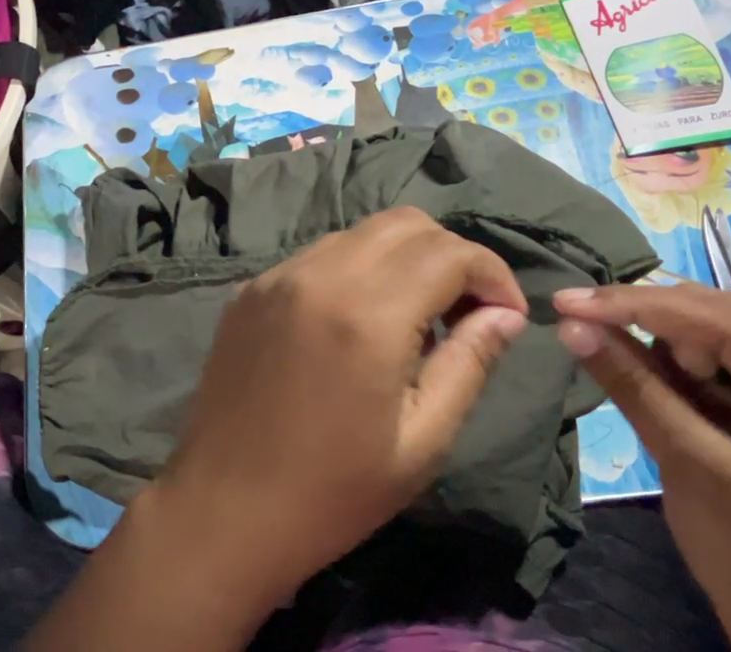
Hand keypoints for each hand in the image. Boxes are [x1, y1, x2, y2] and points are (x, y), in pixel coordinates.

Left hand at [26, 208, 531, 651]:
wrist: (223, 508)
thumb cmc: (333, 492)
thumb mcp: (421, 441)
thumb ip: (468, 364)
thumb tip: (505, 314)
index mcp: (366, 314)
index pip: (449, 252)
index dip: (493, 275)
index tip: (506, 317)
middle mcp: (318, 275)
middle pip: (405, 223)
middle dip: (450, 256)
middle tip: (464, 313)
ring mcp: (275, 277)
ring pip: (358, 233)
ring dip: (401, 259)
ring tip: (413, 320)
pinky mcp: (248, 290)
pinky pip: (317, 255)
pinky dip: (354, 270)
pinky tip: (356, 323)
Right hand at [555, 283, 730, 651]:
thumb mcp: (694, 472)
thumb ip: (637, 390)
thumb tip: (570, 324)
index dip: (640, 306)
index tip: (567, 301)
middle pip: (728, 315)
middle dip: (649, 321)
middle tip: (577, 325)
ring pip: (721, 324)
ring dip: (664, 342)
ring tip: (640, 379)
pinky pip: (727, 349)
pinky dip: (680, 358)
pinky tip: (663, 380)